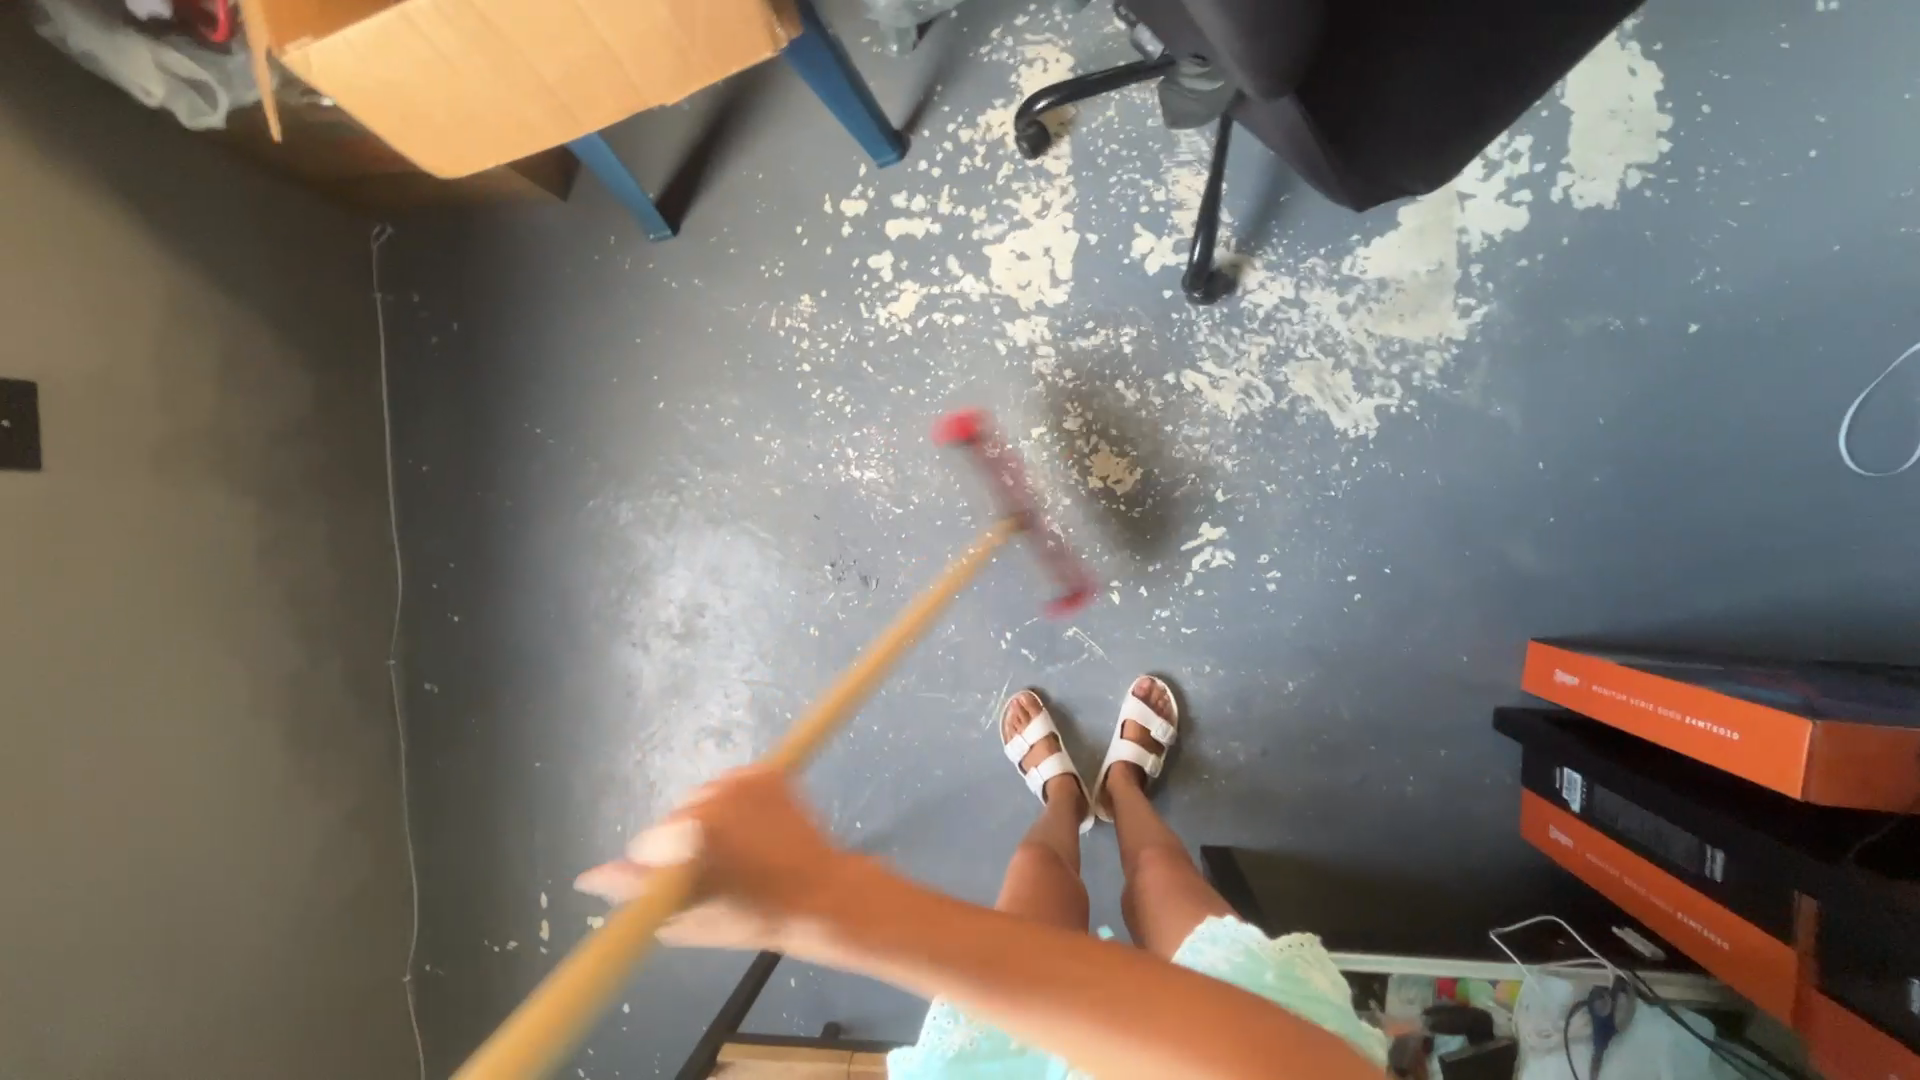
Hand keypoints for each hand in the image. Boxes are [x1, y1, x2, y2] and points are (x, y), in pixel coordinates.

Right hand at [575, 766, 853, 952]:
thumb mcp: (687, 918)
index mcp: (687, 838)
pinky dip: (736, 803)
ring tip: (741, 850)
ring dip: (712, 820)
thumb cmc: (754, 917)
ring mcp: (741, 782)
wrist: (819, 892)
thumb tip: (588, 878)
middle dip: (686, 842)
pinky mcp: (765, 772)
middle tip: (720, 869)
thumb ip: (636, 892)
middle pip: (675, 818)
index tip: (684, 883)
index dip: (659, 868)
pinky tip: (754, 828)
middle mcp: (710, 801)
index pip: (645, 845)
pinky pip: (732, 784)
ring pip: (703, 799)